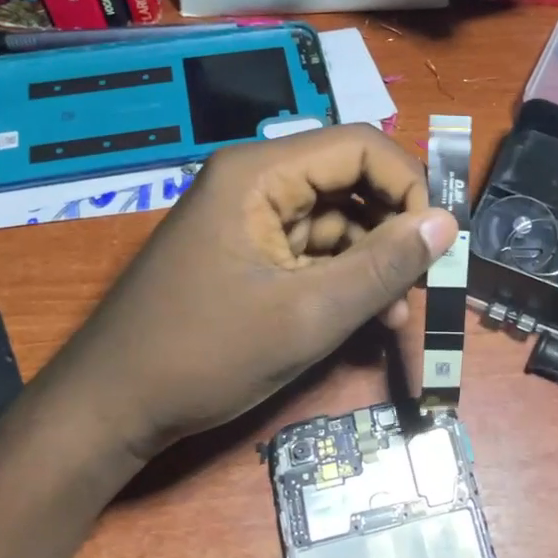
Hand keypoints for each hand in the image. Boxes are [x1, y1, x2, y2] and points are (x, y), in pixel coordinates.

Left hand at [34, 125, 457, 461]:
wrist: (111, 410)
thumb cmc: (204, 355)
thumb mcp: (307, 316)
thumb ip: (382, 267)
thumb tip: (447, 223)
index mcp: (261, 173)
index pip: (360, 147)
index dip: (409, 187)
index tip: (438, 245)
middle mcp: (258, 183)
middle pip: (352, 184)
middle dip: (395, 235)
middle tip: (424, 291)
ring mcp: (252, 221)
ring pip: (338, 224)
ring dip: (375, 267)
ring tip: (397, 322)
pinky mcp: (251, 256)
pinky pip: (314, 254)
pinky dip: (346, 283)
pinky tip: (369, 321)